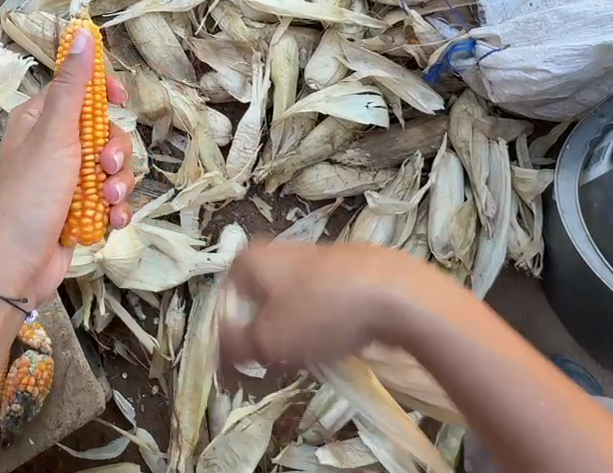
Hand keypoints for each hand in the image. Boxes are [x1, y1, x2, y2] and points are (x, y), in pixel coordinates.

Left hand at [0, 27, 136, 306]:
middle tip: (106, 168)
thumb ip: (74, 86)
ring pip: (113, 165)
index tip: (122, 100)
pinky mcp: (80, 208)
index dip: (104, 92)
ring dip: (118, 183)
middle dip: (114, 151)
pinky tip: (111, 221)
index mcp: (41, 119)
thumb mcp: (54, 134)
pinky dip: (115, 208)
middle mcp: (54, 144)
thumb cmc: (29, 194)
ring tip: (107, 201)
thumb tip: (82, 33)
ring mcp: (68, 178)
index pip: (79, 89)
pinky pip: (112, 197)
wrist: (15, 267)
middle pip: (104, 129)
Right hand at [219, 242, 446, 367]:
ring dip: (297, 333)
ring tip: (315, 354)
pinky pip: (322, 304)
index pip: (225, 302)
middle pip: (259, 303)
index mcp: (251, 259)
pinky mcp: (343, 270)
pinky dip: (326, 324)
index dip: (232, 336)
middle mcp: (277, 250)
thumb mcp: (267, 340)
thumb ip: (234, 347)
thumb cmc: (319, 311)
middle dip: (268, 334)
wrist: (392, 292)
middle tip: (281, 360)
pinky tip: (341, 340)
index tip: (247, 362)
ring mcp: (313, 257)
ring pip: (292, 305)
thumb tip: (219, 352)